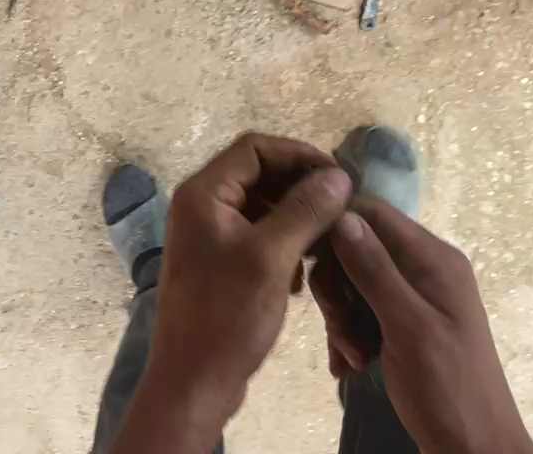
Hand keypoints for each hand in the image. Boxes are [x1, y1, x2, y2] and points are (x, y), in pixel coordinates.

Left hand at [111, 133, 353, 453]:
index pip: (255, 148)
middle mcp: (202, 204)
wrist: (192, 383)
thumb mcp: (271, 258)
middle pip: (259, 173)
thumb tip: (338, 175)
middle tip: (339, 208)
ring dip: (295, 217)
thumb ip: (304, 210)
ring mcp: (209, 233)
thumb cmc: (226, 315)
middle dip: (300, 188)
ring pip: (261, 205)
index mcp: (204, 192)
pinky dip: (284, 243)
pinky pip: (258, 234)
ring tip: (325, 241)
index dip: (298, 155)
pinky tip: (302, 274)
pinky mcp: (220, 261)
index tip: (337, 176)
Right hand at [315, 199, 532, 453]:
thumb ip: (374, 269)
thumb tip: (340, 214)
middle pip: (356, 246)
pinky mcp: (404, 321)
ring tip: (352, 357)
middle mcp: (423, 266)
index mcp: (432, 257)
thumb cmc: (448, 390)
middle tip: (340, 329)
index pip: (371, 211)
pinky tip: (350, 365)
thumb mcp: (408, 327)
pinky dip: (350, 333)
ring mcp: (415, 295)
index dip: (335, 228)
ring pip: (354, 280)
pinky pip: (362, 309)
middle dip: (338, 286)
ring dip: (342, 317)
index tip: (308, 260)